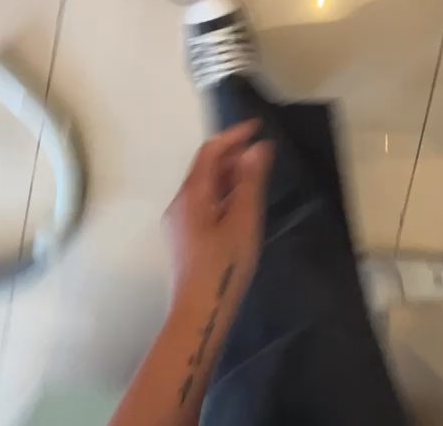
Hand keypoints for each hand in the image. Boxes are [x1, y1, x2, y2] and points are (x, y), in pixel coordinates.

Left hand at [162, 121, 273, 306]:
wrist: (199, 315)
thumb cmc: (224, 265)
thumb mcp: (244, 219)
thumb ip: (250, 181)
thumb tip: (258, 148)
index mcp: (191, 195)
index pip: (211, 152)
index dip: (234, 135)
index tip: (259, 127)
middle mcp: (180, 204)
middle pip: (205, 168)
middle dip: (233, 155)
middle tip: (263, 154)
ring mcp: (179, 223)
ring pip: (205, 187)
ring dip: (230, 175)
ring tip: (257, 176)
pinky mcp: (185, 239)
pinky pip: (204, 203)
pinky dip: (224, 194)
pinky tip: (242, 206)